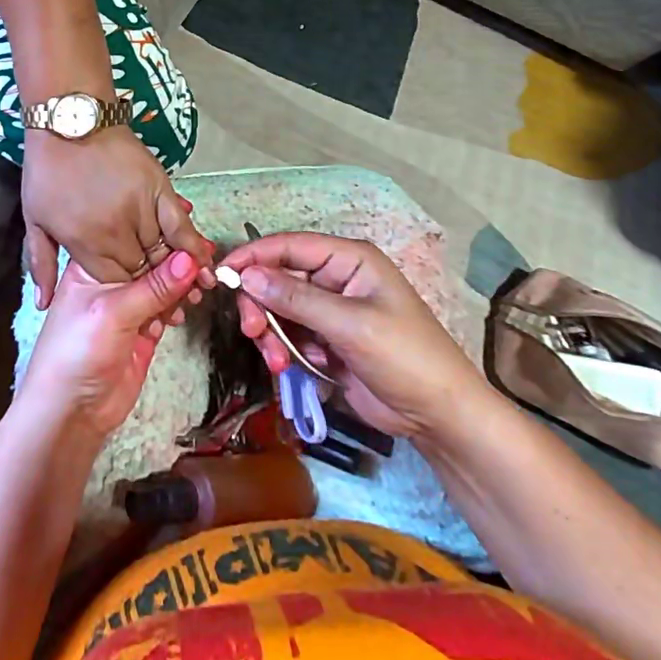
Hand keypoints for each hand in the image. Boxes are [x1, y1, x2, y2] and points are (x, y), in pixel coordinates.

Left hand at [18, 249, 202, 437]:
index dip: (165, 234)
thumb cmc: (76, 351)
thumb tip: (191, 258)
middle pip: (153, 258)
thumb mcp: (114, 312)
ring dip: (183, 284)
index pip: (133, 236)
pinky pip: (167, 307)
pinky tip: (188, 307)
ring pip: (163, 283)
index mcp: (92, 262)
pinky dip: (179, 306)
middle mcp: (111, 278)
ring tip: (203, 288)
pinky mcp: (142, 328)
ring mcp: (127, 304)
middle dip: (181, 261)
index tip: (196, 239)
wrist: (70, 411)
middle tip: (208, 265)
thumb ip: (154, 286)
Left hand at [21, 126, 213, 309]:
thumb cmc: (47, 171)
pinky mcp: (158, 189)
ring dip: (179, 274)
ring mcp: (139, 211)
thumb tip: (43, 304)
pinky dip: (193, 244)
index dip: (131, 300)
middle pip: (143, 274)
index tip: (143, 309)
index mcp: (85, 245)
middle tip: (174, 308)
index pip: (116, 284)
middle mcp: (115, 233)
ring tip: (195, 291)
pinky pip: (181, 225)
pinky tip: (204, 261)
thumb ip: (42, 265)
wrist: (68, 121)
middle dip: (158, 293)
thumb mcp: (34, 220)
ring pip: (164, 253)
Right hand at [220, 232, 488, 440]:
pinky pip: (288, 334)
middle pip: (278, 277)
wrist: (438, 414)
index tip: (222, 274)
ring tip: (277, 361)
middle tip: (250, 330)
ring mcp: (329, 310)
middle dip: (260, 303)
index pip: (290, 245)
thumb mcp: (350, 325)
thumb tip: (247, 274)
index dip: (254, 256)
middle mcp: (335, 277)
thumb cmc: (405, 357)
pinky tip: (289, 368)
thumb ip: (296, 298)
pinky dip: (281, 349)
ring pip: (278, 309)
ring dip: (270, 333)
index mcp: (349, 259)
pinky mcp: (324, 339)